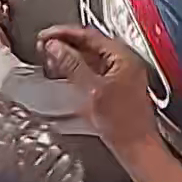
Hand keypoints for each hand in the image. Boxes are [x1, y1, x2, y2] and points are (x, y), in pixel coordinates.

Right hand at [39, 26, 158, 156]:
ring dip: (70, 55)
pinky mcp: (115, 87)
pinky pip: (93, 69)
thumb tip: (56, 46)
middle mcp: (124, 62)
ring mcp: (121, 74)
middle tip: (45, 45)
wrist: (136, 148)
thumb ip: (72, 65)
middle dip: (66, 43)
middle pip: (90, 44)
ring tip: (50, 57)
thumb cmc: (122, 123)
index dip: (65, 33)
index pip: (90, 35)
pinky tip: (65, 72)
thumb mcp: (92, 90)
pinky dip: (77, 68)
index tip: (47, 35)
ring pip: (91, 56)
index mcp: (123, 57)